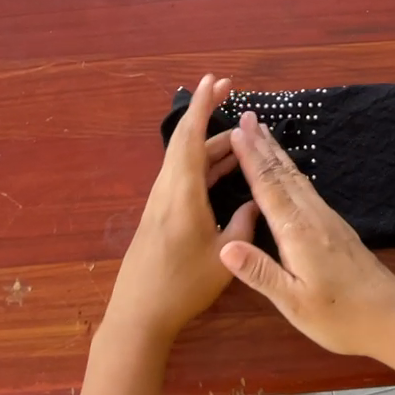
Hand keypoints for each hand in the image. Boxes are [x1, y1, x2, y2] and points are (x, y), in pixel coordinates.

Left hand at [105, 74, 257, 344]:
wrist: (138, 314)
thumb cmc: (182, 286)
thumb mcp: (222, 258)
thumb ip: (243, 225)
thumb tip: (255, 201)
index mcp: (182, 193)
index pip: (190, 136)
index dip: (202, 105)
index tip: (214, 79)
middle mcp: (168, 188)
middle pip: (187, 139)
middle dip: (207, 111)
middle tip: (230, 90)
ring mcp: (162, 199)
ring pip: (187, 158)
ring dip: (211, 141)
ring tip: (241, 135)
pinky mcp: (162, 211)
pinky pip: (185, 173)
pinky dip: (205, 161)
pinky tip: (224, 166)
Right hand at [219, 110, 394, 356]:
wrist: (390, 317)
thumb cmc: (339, 316)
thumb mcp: (294, 303)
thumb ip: (260, 273)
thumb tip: (224, 246)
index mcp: (296, 231)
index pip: (268, 186)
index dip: (250, 157)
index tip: (236, 130)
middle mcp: (311, 215)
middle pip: (282, 172)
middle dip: (262, 144)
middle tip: (247, 116)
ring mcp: (325, 217)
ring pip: (295, 177)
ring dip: (276, 152)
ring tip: (263, 132)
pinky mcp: (334, 224)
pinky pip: (305, 186)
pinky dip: (289, 169)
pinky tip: (287, 169)